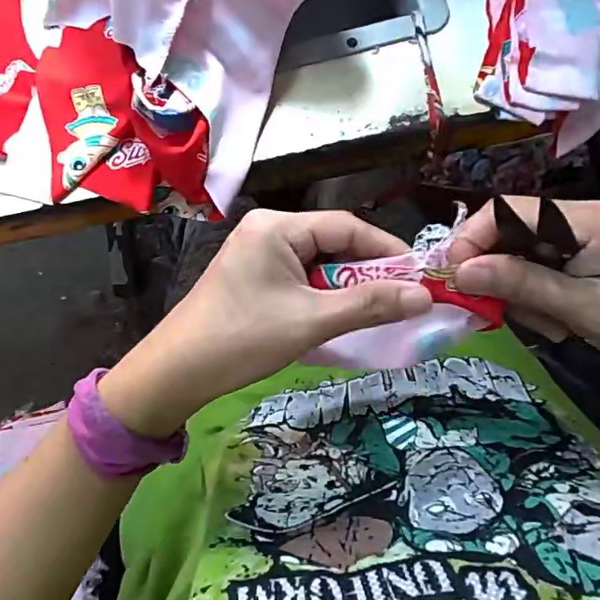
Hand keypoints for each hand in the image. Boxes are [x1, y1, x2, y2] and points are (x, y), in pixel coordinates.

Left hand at [99, 210, 432, 435]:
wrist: (175, 372)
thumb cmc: (242, 339)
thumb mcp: (311, 321)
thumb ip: (369, 305)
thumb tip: (424, 295)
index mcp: (277, 227)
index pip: (346, 226)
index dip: (387, 251)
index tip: (419, 278)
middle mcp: (267, 231)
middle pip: (333, 243)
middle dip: (368, 273)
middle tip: (403, 301)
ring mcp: (257, 255)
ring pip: (318, 264)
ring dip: (347, 289)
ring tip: (378, 314)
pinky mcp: (253, 278)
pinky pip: (300, 280)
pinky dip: (324, 298)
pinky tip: (340, 319)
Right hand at [447, 197, 599, 387]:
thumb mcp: (588, 310)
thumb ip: (523, 286)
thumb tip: (460, 271)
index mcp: (588, 219)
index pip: (508, 211)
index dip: (473, 240)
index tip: (454, 279)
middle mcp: (584, 221)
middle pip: (513, 235)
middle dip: (503, 277)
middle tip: (516, 318)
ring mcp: (589, 242)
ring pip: (525, 259)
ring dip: (525, 296)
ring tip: (556, 328)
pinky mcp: (593, 263)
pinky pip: (546, 274)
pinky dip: (543, 301)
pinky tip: (565, 326)